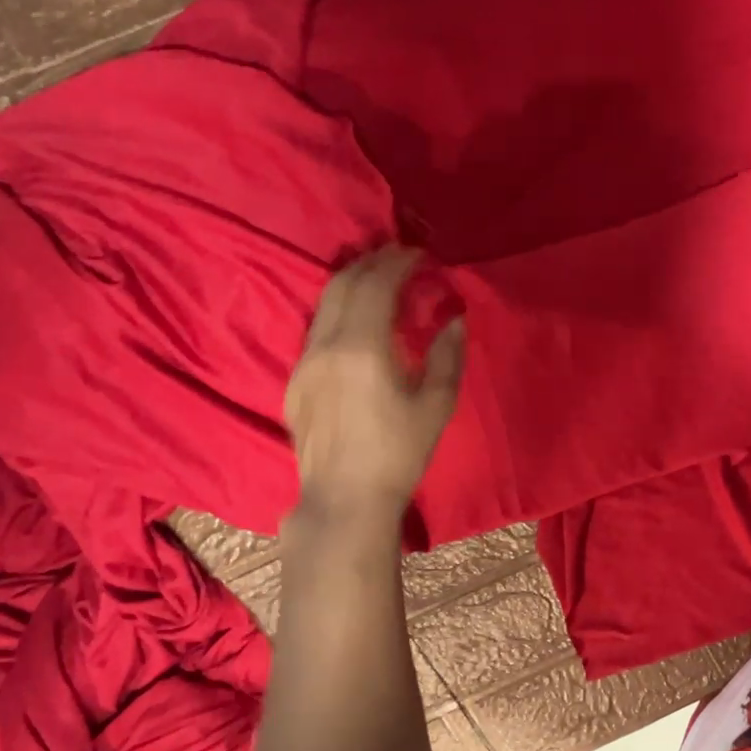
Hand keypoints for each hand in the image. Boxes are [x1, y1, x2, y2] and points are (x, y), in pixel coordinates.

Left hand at [285, 247, 464, 519]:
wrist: (345, 496)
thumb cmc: (400, 452)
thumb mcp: (437, 404)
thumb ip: (447, 355)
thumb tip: (454, 318)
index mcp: (362, 349)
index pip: (375, 286)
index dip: (398, 263)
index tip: (422, 254)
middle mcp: (325, 346)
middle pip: (342, 285)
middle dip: (372, 263)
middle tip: (401, 257)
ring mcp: (304, 362)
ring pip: (324, 304)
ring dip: (353, 283)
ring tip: (381, 279)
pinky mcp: (296, 379)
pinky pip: (318, 327)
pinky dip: (341, 309)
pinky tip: (361, 319)